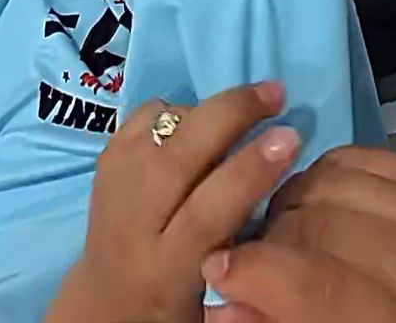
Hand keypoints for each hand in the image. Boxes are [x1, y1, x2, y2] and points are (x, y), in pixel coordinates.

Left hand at [45, 81, 301, 322]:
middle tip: (276, 93)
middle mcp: (135, 214)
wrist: (104, 301)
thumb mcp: (212, 286)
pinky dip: (179, 111)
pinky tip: (198, 125)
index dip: (253, 168)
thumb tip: (275, 164)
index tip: (291, 137)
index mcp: (167, 267)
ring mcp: (115, 177)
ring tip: (244, 109)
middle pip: (185, 147)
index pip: (211, 207)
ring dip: (211, 109)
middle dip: (235, 112)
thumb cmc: (174, 304)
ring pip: (168, 121)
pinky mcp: (105, 154)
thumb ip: (237, 232)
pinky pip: (148, 112)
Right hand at [201, 147, 395, 322]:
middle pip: (328, 226)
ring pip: (334, 181)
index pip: (330, 288)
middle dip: (274, 238)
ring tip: (286, 229)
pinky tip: (321, 202)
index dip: (264, 275)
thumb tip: (221, 297)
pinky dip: (325, 175)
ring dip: (295, 201)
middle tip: (253, 254)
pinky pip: (357, 156)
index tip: (218, 268)